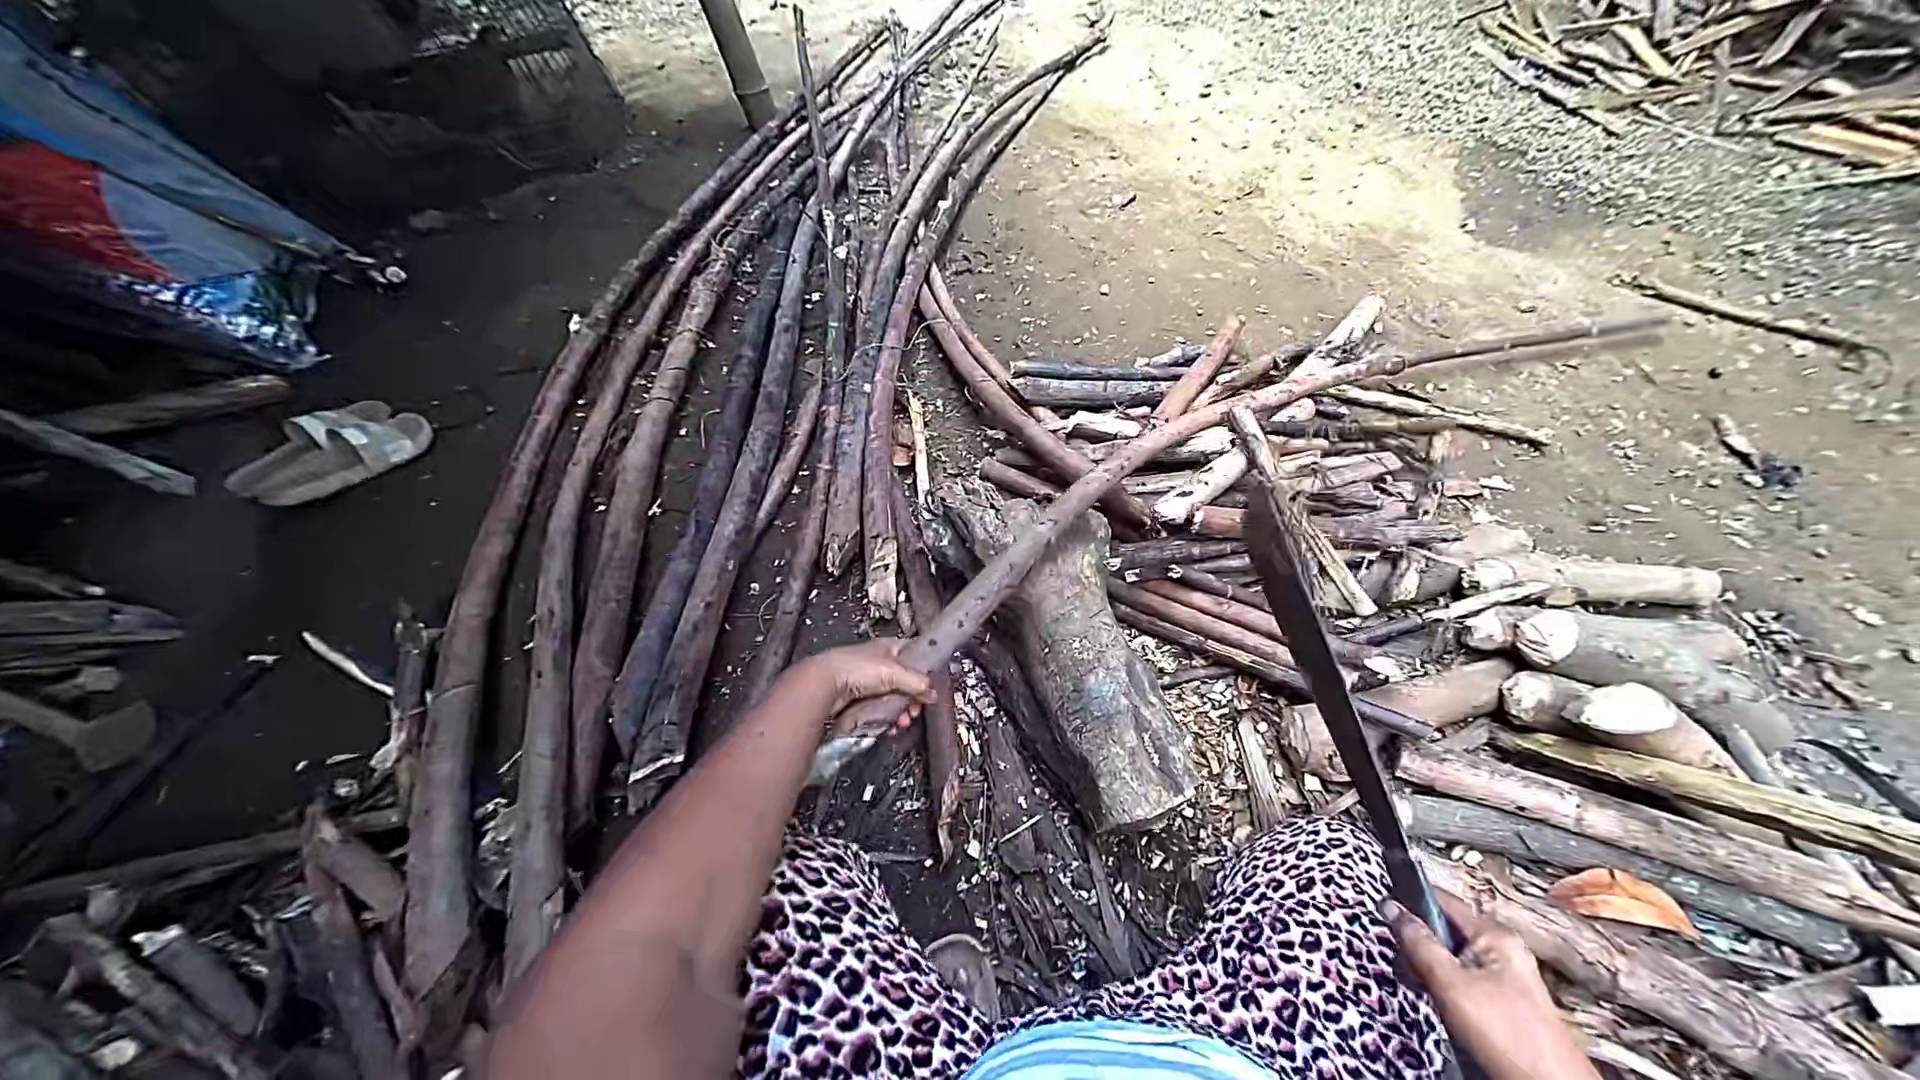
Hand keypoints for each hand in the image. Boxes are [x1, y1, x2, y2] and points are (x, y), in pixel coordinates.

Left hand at [786, 640, 932, 727]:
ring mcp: (868, 682)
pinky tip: (890, 726)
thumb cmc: (854, 668)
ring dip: (901, 712)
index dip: (925, 671)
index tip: (931, 687)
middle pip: (905, 682)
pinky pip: (879, 711)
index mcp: (888, 648)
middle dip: (912, 699)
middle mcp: (879, 663)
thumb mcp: (893, 672)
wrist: (822, 685)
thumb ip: (916, 681)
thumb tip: (931, 692)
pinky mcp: (859, 700)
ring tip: (902, 722)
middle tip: (914, 711)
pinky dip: (887, 719)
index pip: (914, 656)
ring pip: (893, 699)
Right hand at [1385, 892, 1599, 1079]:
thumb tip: (1390, 906)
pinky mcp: (1502, 997)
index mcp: (1495, 934)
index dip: (1409, 905)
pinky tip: (1439, 1001)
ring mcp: (1504, 974)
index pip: (1439, 899)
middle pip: (1442, 929)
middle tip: (1407, 967)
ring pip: (1448, 955)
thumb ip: (1417, 941)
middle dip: (1418, 945)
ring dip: (1428, 968)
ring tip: (1423, 988)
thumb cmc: (1507, 1035)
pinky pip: (1460, 976)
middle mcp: (1502, 948)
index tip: (1385, 919)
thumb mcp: (1449, 982)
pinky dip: (1442, 984)